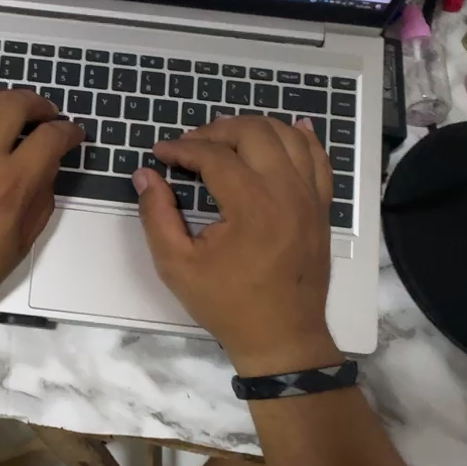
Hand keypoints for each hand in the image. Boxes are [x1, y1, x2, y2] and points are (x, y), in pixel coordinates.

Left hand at [0, 89, 81, 317]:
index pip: (49, 137)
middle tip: (45, 115)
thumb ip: (40, 198)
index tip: (72, 133)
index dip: (69, 130)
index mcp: (9, 186)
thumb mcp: (19, 244)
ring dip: (0, 98)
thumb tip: (48, 165)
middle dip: (39, 104)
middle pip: (14, 104)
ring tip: (8, 109)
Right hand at [134, 115, 341, 375]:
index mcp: (252, 206)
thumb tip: (145, 175)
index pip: (214, 156)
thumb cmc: (226, 303)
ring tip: (224, 137)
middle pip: (254, 133)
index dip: (182, 148)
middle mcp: (287, 192)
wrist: (281, 336)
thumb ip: (156, 215)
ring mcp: (311, 198)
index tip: (159, 152)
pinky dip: (302, 139)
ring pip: (289, 138)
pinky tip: (290, 129)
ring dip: (253, 129)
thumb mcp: (176, 265)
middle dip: (216, 130)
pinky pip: (319, 159)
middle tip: (189, 144)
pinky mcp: (321, 207)